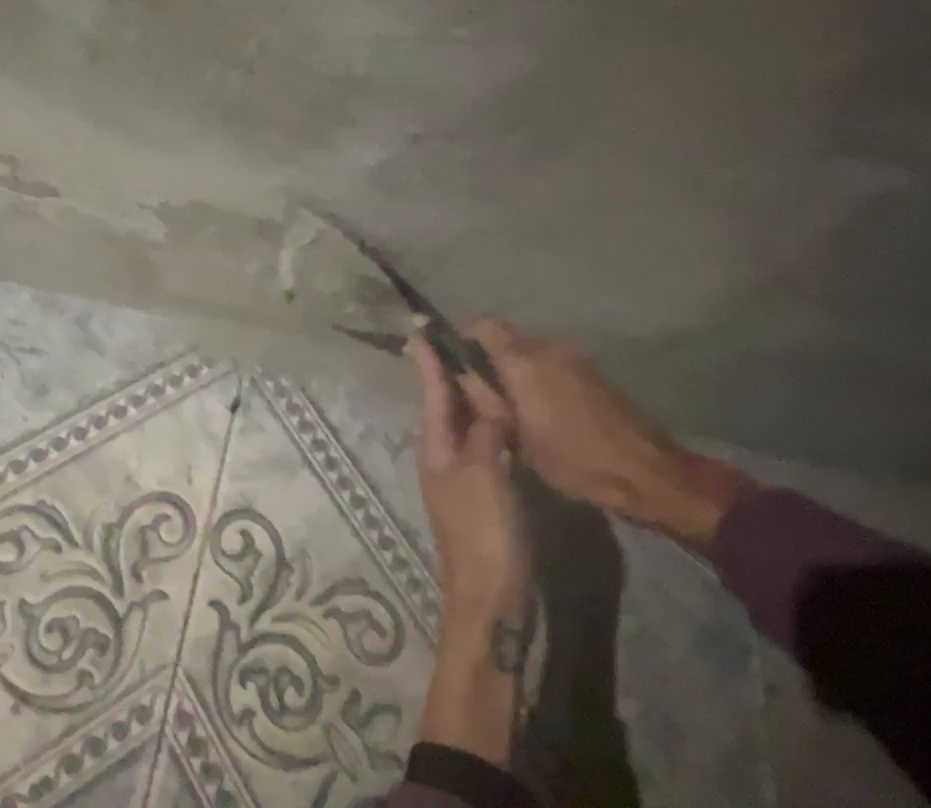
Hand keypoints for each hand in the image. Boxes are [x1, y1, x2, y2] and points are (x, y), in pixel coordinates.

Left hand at [408, 334, 531, 628]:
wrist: (492, 602)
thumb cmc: (485, 535)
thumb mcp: (484, 475)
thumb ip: (485, 433)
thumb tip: (489, 403)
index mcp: (437, 450)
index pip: (433, 394)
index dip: (429, 362)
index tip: (419, 329)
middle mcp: (446, 459)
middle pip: (447, 407)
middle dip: (450, 374)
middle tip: (459, 338)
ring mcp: (466, 480)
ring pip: (468, 427)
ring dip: (474, 398)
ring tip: (486, 367)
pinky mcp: (488, 498)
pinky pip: (488, 449)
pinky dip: (495, 427)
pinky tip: (510, 421)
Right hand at [463, 319, 754, 549]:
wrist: (644, 473)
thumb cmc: (574, 459)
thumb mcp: (517, 436)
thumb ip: (484, 399)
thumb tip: (456, 375)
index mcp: (526, 360)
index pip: (482, 327)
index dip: (461, 340)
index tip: (449, 367)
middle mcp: (548, 348)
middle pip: (504, 339)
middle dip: (484, 361)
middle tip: (472, 396)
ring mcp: (573, 359)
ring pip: (526, 353)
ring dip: (510, 372)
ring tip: (502, 409)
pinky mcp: (589, 374)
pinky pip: (547, 365)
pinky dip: (532, 380)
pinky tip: (532, 413)